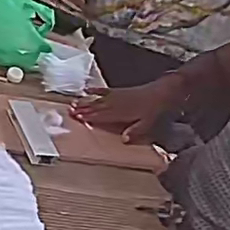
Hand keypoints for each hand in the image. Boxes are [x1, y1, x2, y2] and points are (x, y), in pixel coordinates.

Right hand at [71, 75, 185, 142]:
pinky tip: (87, 90)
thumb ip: (135, 131)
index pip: (102, 116)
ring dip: (85, 102)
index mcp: (121, 113)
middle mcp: (116, 104)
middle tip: (69, 112)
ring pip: (97, 100)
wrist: (161, 92)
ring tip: (73, 104)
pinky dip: (95, 90)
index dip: (89, 118)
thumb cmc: (153, 110)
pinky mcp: (119, 91)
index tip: (77, 118)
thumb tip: (123, 139)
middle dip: (82, 110)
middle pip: (96, 108)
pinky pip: (104, 91)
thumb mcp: (147, 123)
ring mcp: (116, 96)